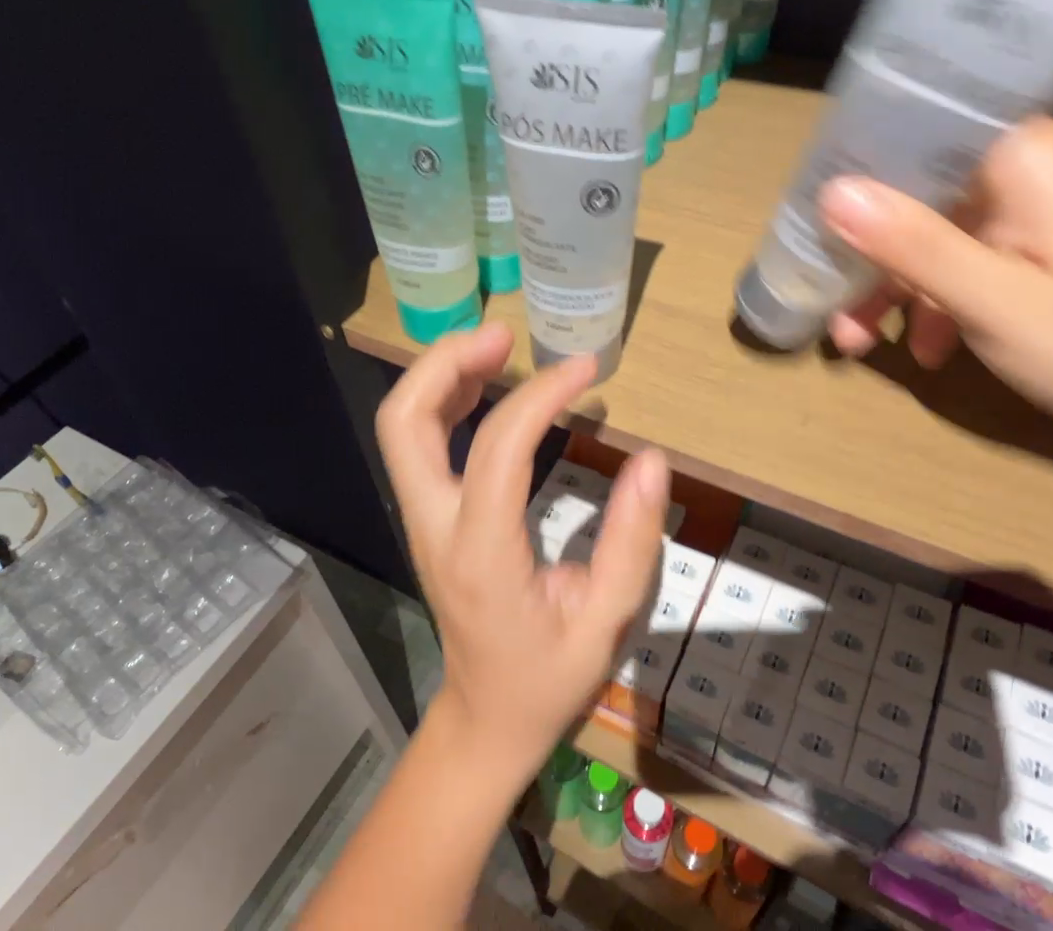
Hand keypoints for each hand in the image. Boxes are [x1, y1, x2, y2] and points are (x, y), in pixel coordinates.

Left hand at [375, 323, 670, 776]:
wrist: (487, 717)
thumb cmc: (548, 677)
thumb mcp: (606, 621)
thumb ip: (630, 542)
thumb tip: (652, 460)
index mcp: (481, 553)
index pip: (498, 448)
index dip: (541, 396)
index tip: (587, 371)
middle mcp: (436, 527)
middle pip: (404, 421)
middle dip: (446, 364)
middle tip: (504, 334)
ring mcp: (422, 522)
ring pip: (400, 428)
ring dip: (440, 376)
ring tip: (498, 347)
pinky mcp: (427, 520)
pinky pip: (417, 446)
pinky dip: (444, 403)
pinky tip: (488, 389)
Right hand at [822, 117, 1052, 456]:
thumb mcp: (993, 302)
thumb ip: (914, 245)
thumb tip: (833, 194)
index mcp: (1031, 160)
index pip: (926, 130)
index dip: (862, 166)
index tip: (813, 214)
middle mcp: (1035, 169)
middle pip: (924, 188)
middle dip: (871, 249)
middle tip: (832, 303)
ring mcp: (1038, 209)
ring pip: (938, 228)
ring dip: (896, 283)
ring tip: (861, 342)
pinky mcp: (1040, 245)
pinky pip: (967, 254)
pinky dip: (937, 295)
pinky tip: (926, 348)